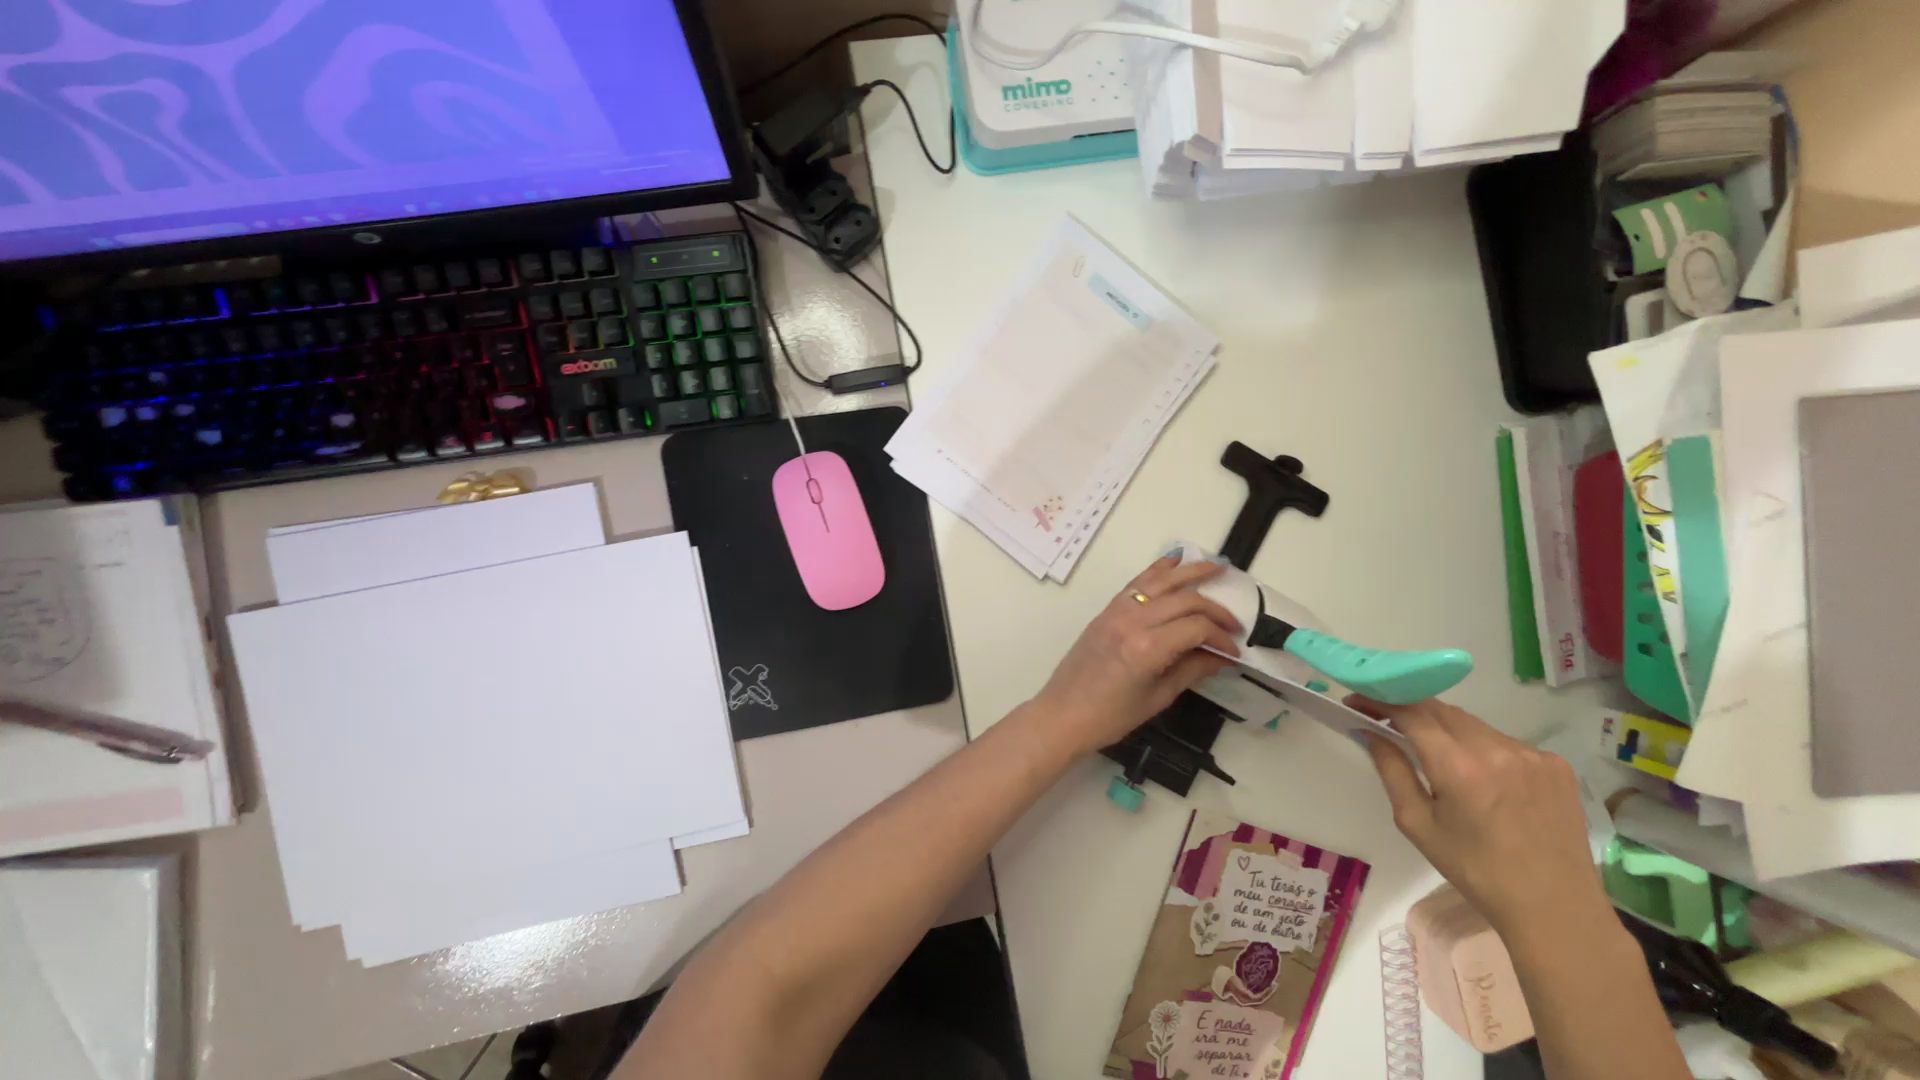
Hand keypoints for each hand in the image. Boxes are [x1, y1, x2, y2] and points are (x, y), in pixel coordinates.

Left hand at [1026, 555, 1242, 756]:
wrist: (1062, 714)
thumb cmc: (1110, 716)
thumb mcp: (1157, 698)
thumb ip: (1191, 670)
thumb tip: (1220, 657)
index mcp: (1147, 647)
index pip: (1197, 628)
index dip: (1222, 638)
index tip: (1235, 652)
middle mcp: (1133, 620)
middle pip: (1184, 600)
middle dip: (1215, 609)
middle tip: (1234, 623)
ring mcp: (1117, 611)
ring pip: (1160, 581)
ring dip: (1190, 571)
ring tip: (1216, 566)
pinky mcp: (1107, 611)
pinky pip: (1137, 583)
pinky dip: (1157, 569)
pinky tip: (1175, 560)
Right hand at [1352, 696, 1612, 949]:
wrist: (1553, 905)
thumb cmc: (1475, 870)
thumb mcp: (1417, 824)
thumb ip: (1392, 770)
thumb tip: (1371, 731)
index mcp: (1459, 767)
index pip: (1411, 713)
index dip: (1380, 701)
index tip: (1358, 701)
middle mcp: (1497, 749)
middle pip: (1442, 710)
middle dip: (1410, 710)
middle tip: (1387, 721)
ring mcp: (1532, 754)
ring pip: (1474, 724)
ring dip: (1447, 730)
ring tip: (1437, 755)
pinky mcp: (1555, 764)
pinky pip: (1505, 741)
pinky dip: (1482, 748)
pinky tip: (1484, 778)